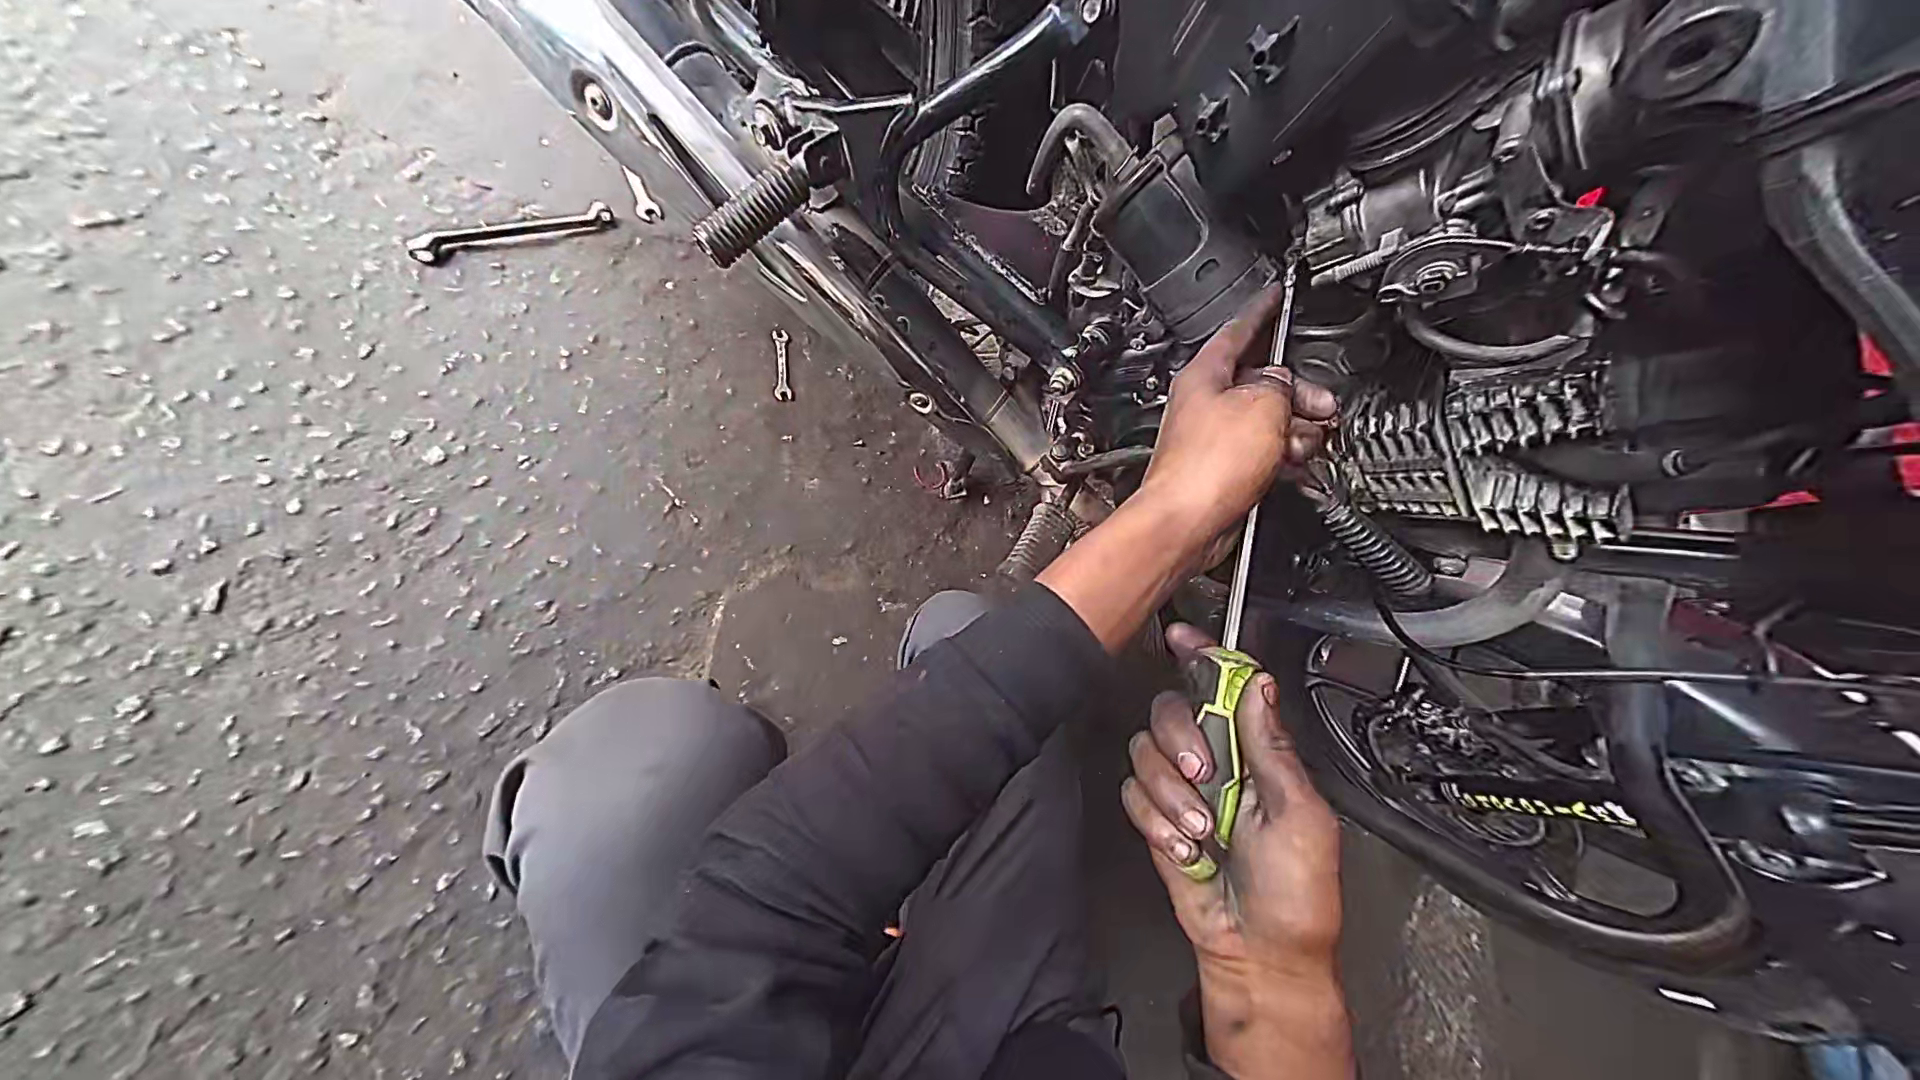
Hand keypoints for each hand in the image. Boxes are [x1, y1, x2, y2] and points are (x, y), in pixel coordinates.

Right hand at [1122, 623, 1350, 1078]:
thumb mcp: (1301, 816)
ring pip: (1144, 750)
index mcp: (1255, 753)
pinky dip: (1154, 820)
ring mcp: (1181, 786)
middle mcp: (1214, 760)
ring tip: (1200, 830)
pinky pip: (1132, 792)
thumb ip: (1274, 747)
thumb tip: (1262, 685)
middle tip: (1204, 774)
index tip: (1182, 636)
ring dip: (1169, 794)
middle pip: (1171, 709)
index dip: (1202, 657)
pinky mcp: (1155, 812)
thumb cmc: (1295, 894)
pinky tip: (1184, 847)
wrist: (1256, 952)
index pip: (1224, 688)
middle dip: (1180, 740)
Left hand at [1136, 285, 1337, 546]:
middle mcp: (1204, 406)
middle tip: (1323, 404)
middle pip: (1261, 382)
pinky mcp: (1222, 471)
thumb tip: (1285, 386)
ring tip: (1306, 443)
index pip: (1238, 330)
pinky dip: (1283, 458)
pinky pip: (1262, 454)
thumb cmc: (1205, 468)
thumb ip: (1282, 384)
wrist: (1186, 523)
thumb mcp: (1262, 406)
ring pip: (1267, 421)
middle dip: (1298, 392)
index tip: (1275, 296)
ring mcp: (1212, 440)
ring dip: (1295, 430)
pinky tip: (1296, 467)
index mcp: (1203, 377)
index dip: (1262, 310)